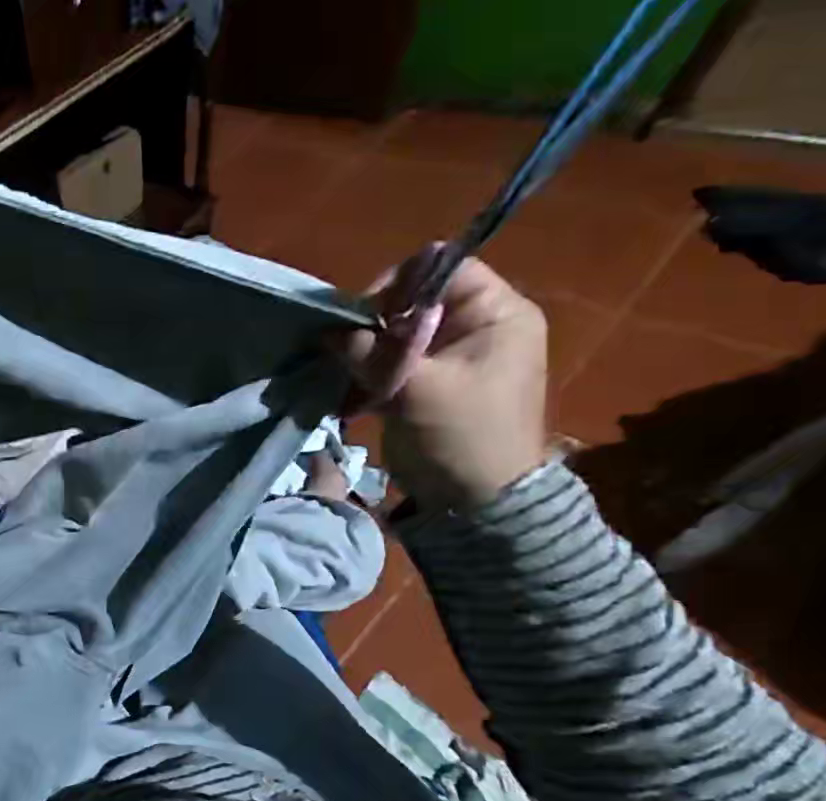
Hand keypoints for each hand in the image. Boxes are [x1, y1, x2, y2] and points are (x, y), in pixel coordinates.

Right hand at [340, 245, 549, 511]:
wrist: (477, 506)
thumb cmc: (462, 437)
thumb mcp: (417, 389)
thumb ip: (372, 354)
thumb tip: (329, 331)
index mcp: (495, 313)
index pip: (440, 268)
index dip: (398, 284)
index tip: (364, 319)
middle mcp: (476, 327)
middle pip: (413, 302)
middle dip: (374, 327)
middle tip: (346, 354)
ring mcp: (451, 358)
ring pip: (397, 337)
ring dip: (366, 357)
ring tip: (344, 382)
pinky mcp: (429, 387)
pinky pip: (394, 367)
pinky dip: (370, 380)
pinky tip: (350, 401)